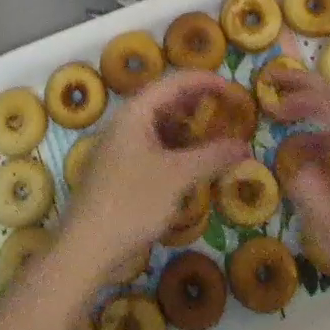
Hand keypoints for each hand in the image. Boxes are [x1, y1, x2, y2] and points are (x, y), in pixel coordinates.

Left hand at [60, 71, 249, 274]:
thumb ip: (212, 156)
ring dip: (191, 128)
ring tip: (220, 137)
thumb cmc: (132, 204)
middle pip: (168, 100)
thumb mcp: (178, 177)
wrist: (86, 248)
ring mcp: (121, 145)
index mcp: (136, 111)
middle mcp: (126, 121)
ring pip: (162, 125)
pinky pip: (155, 146)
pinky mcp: (121, 168)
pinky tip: (195, 163)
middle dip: (201, 104)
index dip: (209, 82)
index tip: (238, 93)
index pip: (177, 81)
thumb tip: (244, 145)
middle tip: (232, 114)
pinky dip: (179, 148)